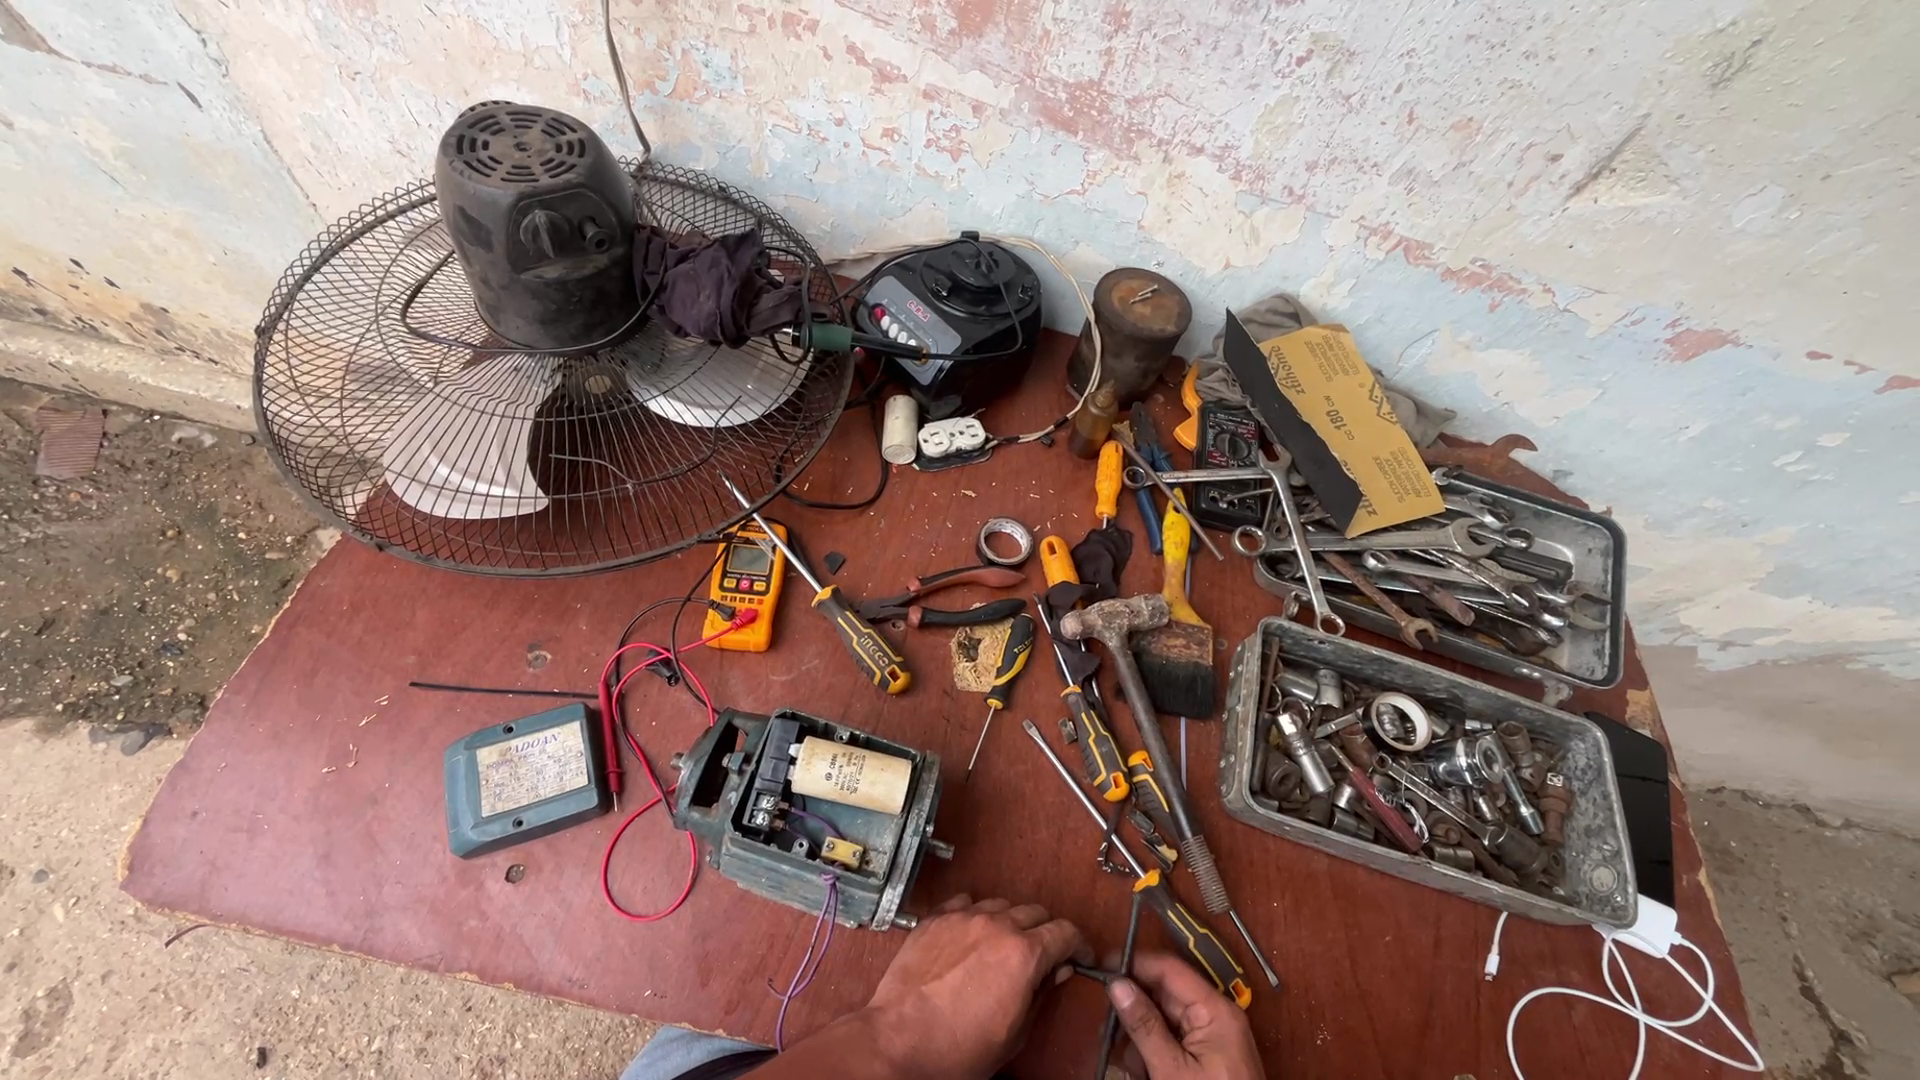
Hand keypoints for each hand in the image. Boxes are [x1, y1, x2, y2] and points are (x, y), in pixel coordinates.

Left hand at [865, 894, 1090, 1078]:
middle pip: (1035, 912)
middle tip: (1044, 954)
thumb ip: (1042, 994)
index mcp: (1023, 954)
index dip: (1078, 944)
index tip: (1079, 955)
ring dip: (1010, 922)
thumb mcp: (1014, 1033)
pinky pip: (965, 903)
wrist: (900, 1042)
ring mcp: (963, 917)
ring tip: (1004, 947)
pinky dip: (975, 915)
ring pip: (1001, 905)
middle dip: (1045, 932)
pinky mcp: (936, 918)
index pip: (1065, 932)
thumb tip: (1057, 971)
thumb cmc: (956, 1049)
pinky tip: (971, 935)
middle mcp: (996, 926)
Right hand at [1108, 952, 1263, 1079]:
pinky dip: (1152, 1052)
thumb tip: (1116, 983)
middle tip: (1106, 1030)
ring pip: (1162, 1018)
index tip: (1101, 970)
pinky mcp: (1206, 1057)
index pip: (1168, 968)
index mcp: (1213, 1009)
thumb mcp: (1172, 1071)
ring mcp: (1210, 1037)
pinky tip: (1141, 1071)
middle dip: (1134, 1009)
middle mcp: (1213, 1015)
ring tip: (1129, 1064)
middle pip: (1163, 993)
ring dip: (1140, 1037)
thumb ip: (1144, 1025)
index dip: (1134, 964)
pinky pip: (1171, 1040)